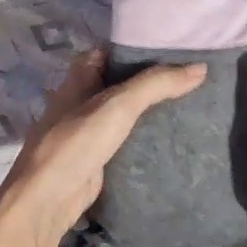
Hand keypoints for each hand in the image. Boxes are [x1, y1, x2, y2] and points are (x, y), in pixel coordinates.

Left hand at [0, 49, 206, 246]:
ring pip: (127, 112)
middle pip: (123, 81)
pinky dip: (148, 136)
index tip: (178, 46)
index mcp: (80, 76)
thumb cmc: (76, 142)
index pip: (114, 50)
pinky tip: (176, 136)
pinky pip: (128, 139)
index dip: (142, 46)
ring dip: (153, 109)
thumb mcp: (118, 105)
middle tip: (195, 75)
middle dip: (154, 79)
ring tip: (196, 101)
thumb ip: (156, 84)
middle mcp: (83, 98)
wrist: (46, 200)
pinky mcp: (99, 157)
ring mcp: (90, 129)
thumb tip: (200, 68)